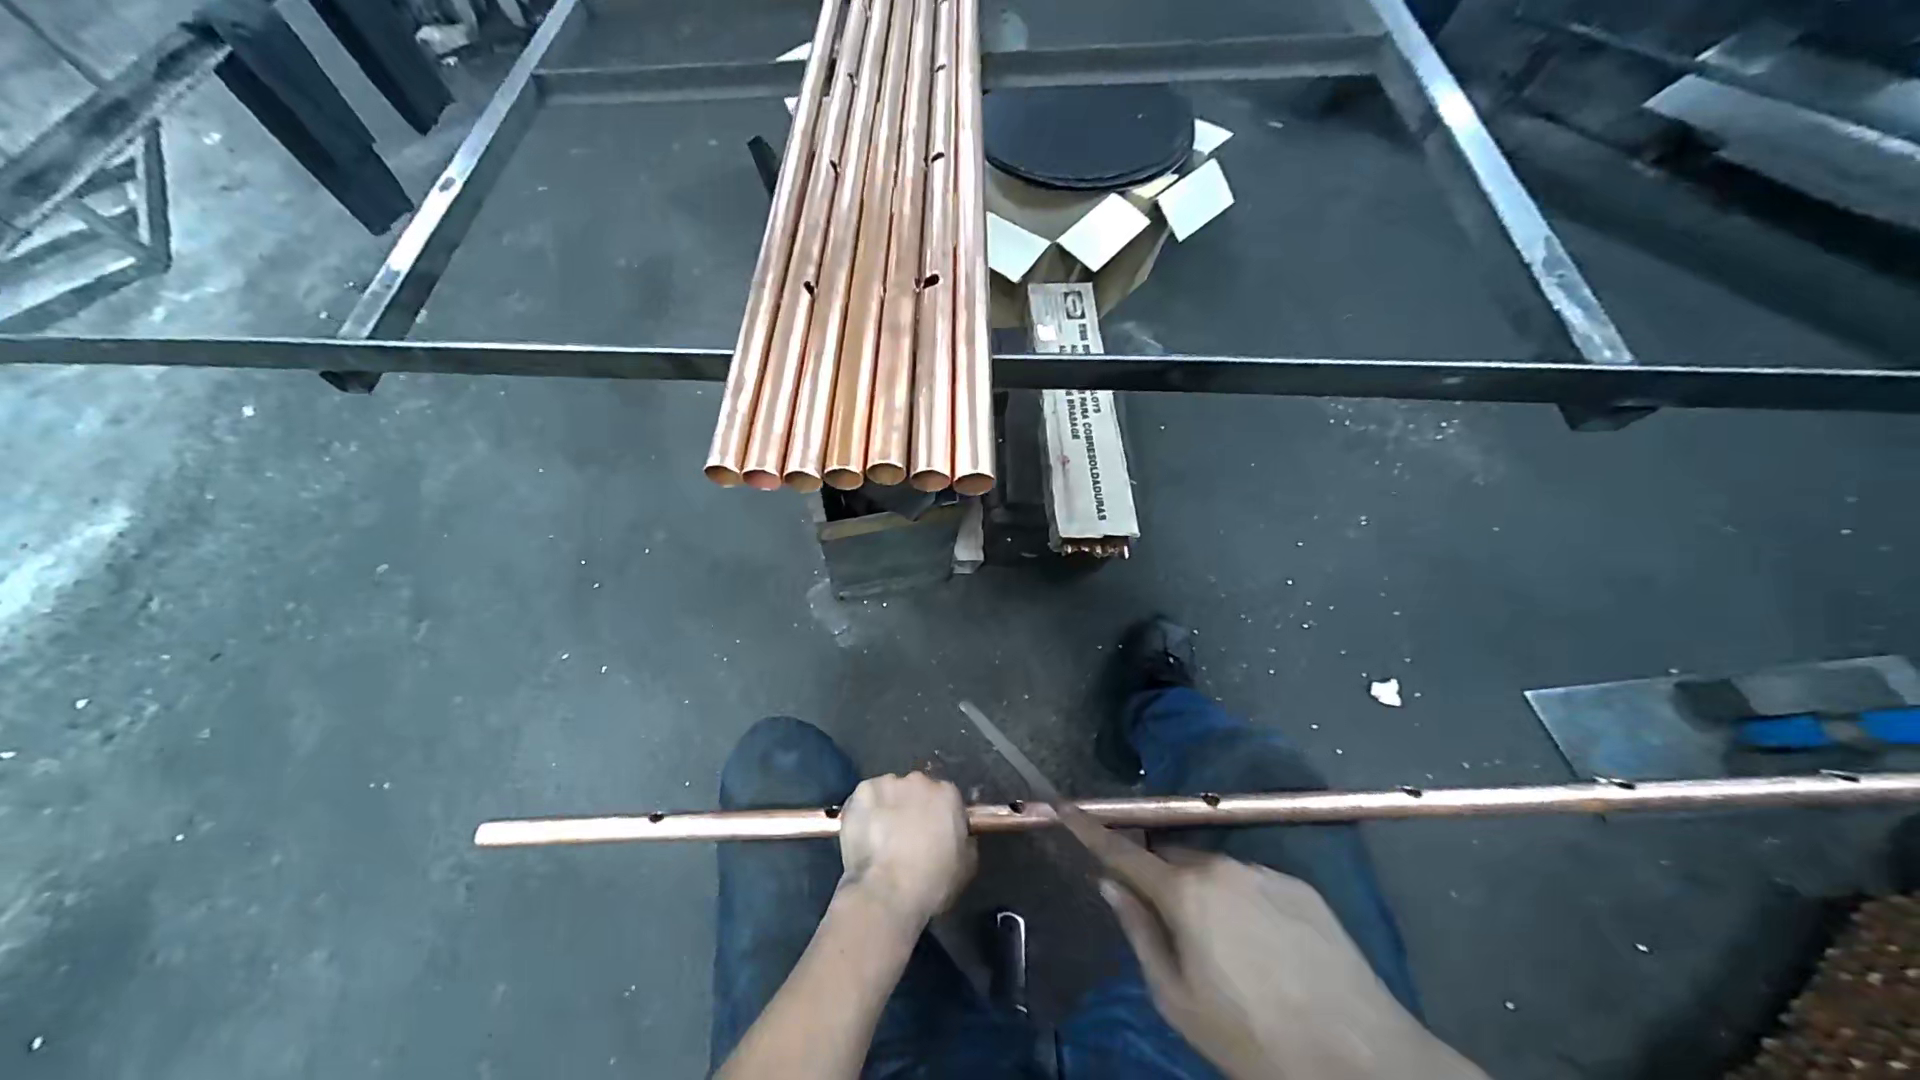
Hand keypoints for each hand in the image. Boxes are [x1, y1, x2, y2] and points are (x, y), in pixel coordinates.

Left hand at [838, 773, 975, 925]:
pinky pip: (865, 798)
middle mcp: (919, 781)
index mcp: (948, 795)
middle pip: (916, 790)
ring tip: (881, 837)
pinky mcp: (861, 793)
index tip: (933, 834)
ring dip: (888, 808)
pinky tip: (864, 833)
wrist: (888, 892)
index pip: (945, 798)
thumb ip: (965, 839)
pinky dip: (865, 811)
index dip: (938, 816)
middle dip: (913, 808)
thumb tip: (959, 834)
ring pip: (889, 792)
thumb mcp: (966, 865)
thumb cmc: (932, 882)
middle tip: (907, 836)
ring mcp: (887, 784)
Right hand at [1102, 849, 1482, 1079]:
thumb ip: (1137, 931)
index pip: (1121, 850)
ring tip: (1230, 955)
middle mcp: (1221, 866)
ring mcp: (1264, 872)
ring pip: (1214, 872)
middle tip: (1171, 932)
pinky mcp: (1300, 886)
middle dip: (1160, 881)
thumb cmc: (1251, 1038)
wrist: (1363, 1060)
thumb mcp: (1176, 999)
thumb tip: (1110, 886)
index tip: (1060, 804)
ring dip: (1205, 895)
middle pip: (1171, 859)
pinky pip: (1252, 883)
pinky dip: (1243, 904)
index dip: (1086, 827)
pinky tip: (1267, 953)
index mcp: (1184, 892)